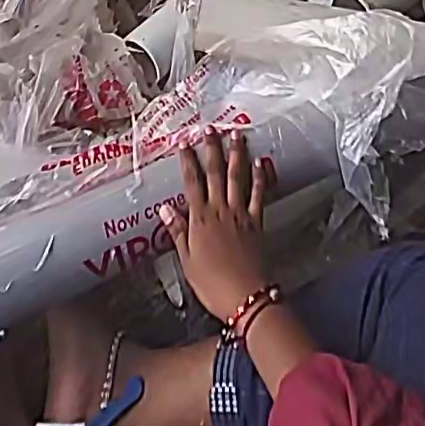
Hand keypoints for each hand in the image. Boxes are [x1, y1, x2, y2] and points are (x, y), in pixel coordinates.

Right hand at [159, 130, 276, 318]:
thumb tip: (164, 208)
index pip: (191, 182)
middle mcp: (219, 209)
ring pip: (237, 177)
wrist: (245, 298)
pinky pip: (258, 194)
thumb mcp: (186, 260)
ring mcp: (239, 213)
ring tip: (236, 134)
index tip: (184, 141)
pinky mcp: (256, 221)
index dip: (187, 160)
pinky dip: (260, 177)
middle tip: (210, 127)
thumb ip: (177, 231)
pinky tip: (260, 162)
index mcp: (199, 218)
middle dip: (212, 148)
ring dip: (236, 154)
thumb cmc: (211, 283)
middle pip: (215, 173)